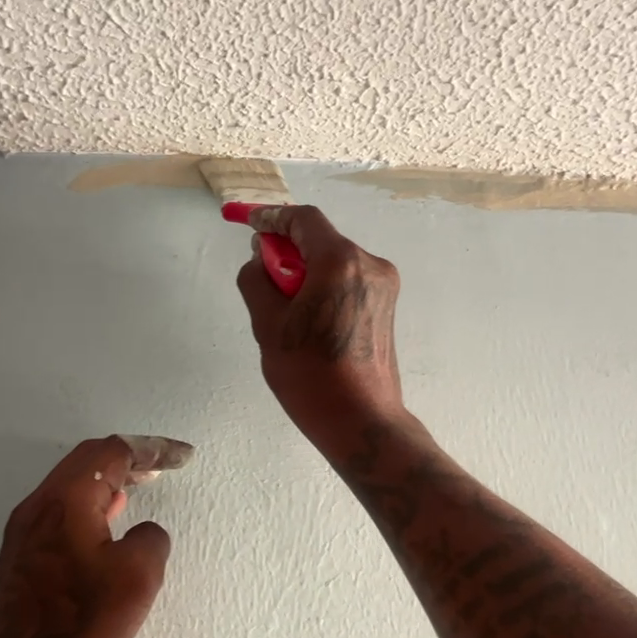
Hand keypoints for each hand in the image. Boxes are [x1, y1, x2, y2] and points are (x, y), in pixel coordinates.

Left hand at [0, 435, 189, 637]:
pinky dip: (91, 502)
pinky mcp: (21, 555)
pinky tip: (106, 521)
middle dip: (128, 457)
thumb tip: (142, 534)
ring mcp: (25, 529)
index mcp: (68, 498)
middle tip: (161, 465)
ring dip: (107, 478)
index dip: (153, 449)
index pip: (114, 452)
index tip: (181, 457)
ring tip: (139, 486)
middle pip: (87, 459)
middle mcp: (40, 504)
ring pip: (71, 483)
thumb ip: (151, 539)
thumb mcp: (138, 577)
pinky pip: (62, 508)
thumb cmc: (77, 624)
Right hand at [237, 205, 404, 446]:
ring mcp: (382, 286)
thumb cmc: (309, 375)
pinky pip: (347, 281)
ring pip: (334, 262)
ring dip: (305, 272)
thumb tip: (259, 259)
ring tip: (284, 309)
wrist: (360, 419)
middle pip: (321, 240)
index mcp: (340, 262)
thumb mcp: (268, 326)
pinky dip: (323, 287)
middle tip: (262, 276)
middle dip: (288, 251)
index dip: (273, 218)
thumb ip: (257, 281)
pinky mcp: (385, 306)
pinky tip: (307, 320)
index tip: (250, 225)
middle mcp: (369, 265)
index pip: (303, 220)